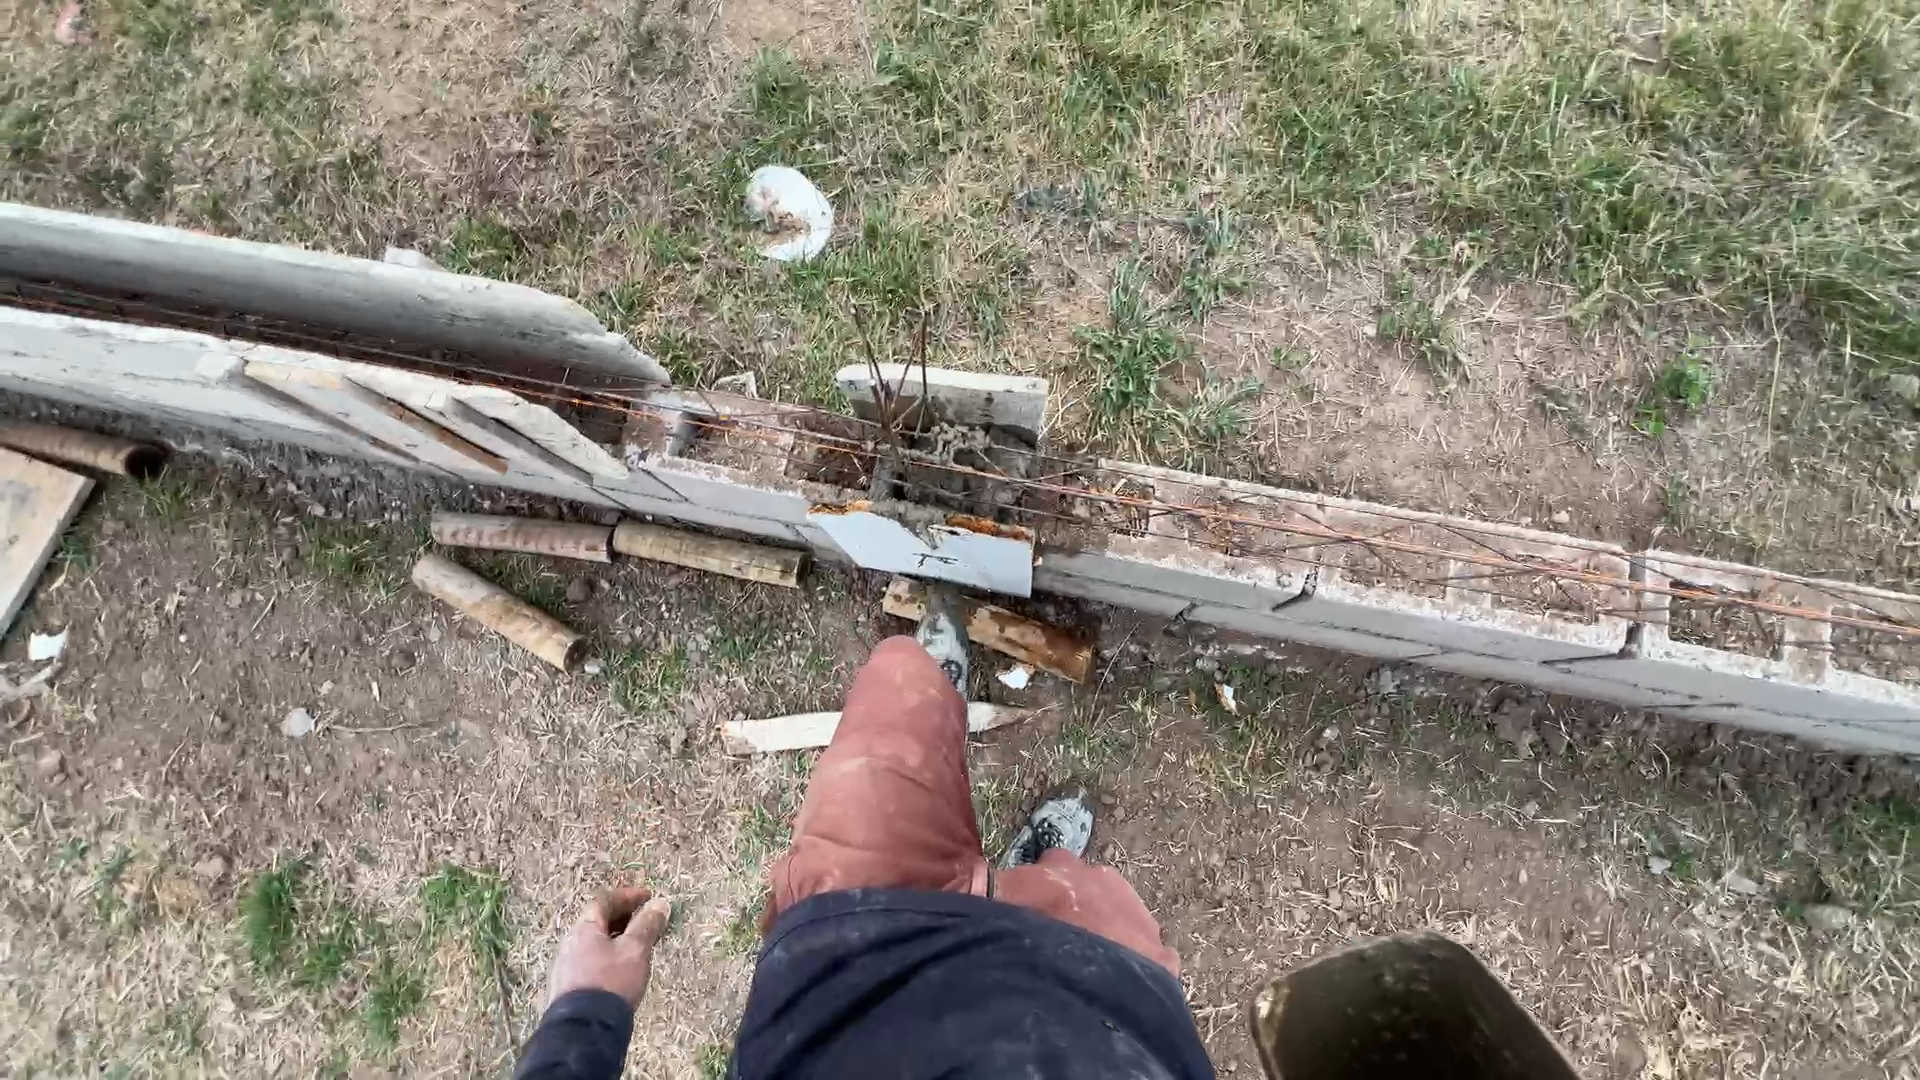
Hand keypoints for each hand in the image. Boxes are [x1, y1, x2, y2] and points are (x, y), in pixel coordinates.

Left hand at [548, 886, 672, 1007]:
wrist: (584, 1033)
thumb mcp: (635, 949)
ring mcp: (567, 969)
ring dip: (618, 938)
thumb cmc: (611, 981)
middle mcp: (570, 945)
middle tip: (646, 919)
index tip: (648, 897)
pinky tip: (624, 967)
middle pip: (598, 921)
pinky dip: (610, 956)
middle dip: (624, 917)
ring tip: (639, 944)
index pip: (604, 901)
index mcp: (583, 930)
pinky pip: (592, 961)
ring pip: (596, 943)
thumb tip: (659, 904)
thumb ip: (647, 924)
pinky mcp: (570, 990)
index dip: (628, 896)